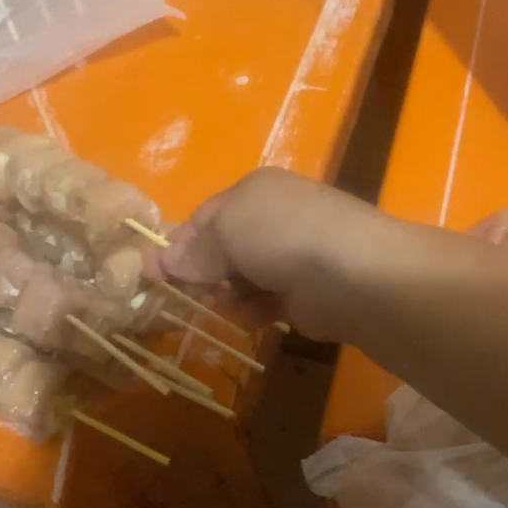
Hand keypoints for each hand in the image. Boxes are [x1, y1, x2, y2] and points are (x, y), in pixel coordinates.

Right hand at [156, 169, 390, 338]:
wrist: (354, 273)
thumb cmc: (282, 235)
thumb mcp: (226, 230)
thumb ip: (193, 249)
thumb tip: (163, 261)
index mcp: (253, 191)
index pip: (203, 216)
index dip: (177, 245)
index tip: (153, 274)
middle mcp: (272, 219)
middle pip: (220, 250)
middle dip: (203, 273)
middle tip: (193, 293)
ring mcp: (290, 256)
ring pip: (238, 280)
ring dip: (228, 295)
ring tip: (232, 302)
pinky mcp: (303, 293)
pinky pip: (263, 303)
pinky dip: (255, 311)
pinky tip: (258, 316)